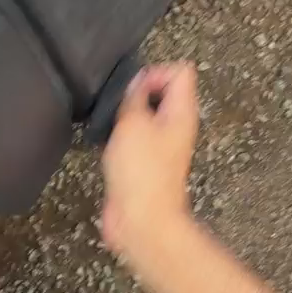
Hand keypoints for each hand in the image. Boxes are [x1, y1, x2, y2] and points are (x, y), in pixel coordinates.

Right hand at [99, 62, 199, 255]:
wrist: (142, 220)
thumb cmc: (143, 175)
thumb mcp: (133, 123)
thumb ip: (135, 97)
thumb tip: (135, 82)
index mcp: (182, 113)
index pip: (181, 71)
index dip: (155, 72)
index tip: (134, 89)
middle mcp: (176, 127)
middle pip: (163, 91)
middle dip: (138, 92)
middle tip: (121, 106)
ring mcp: (161, 145)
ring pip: (147, 114)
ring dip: (127, 114)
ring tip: (114, 125)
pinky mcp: (145, 162)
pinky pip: (135, 137)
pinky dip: (121, 135)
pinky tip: (109, 144)